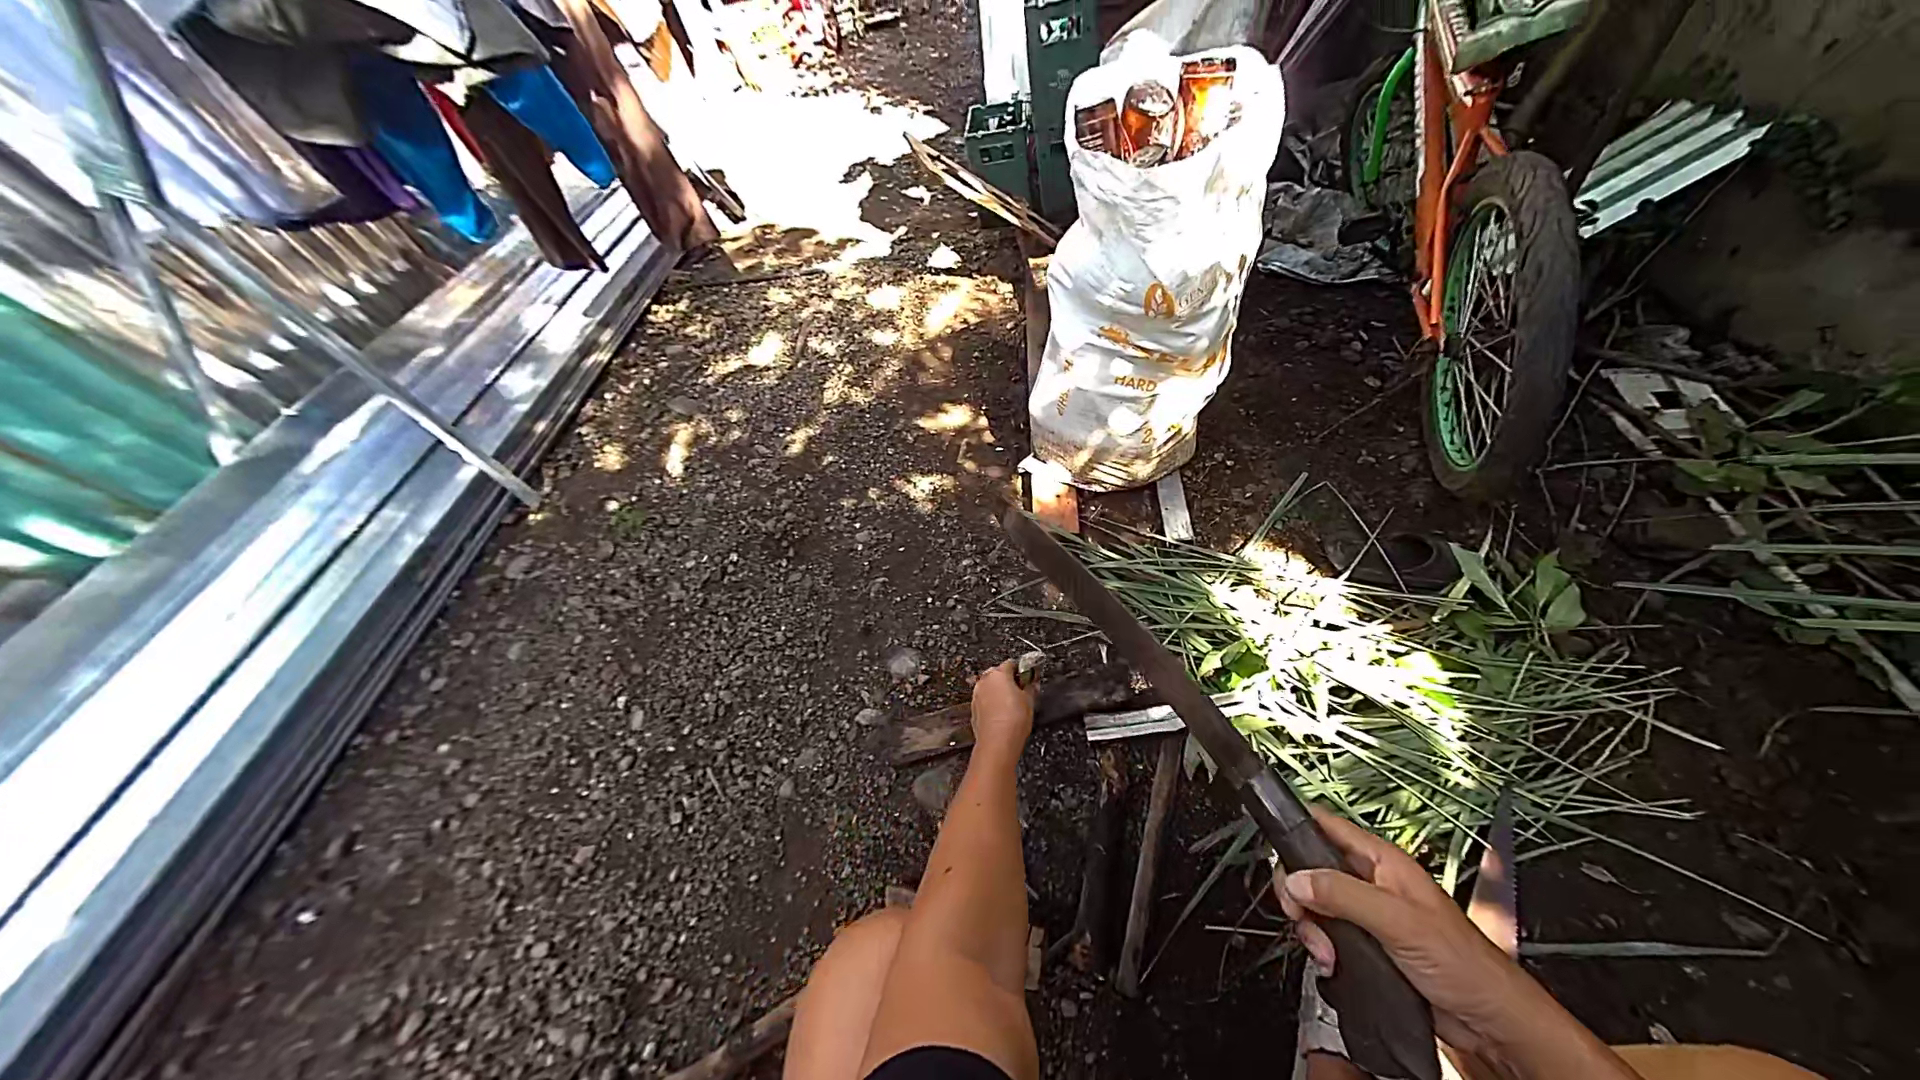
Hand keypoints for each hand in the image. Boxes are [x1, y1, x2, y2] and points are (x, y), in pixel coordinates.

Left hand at [969, 661, 1033, 757]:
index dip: (1021, 670)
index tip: (1028, 677)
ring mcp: (977, 695)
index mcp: (998, 674)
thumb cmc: (1013, 720)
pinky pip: (985, 701)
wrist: (997, 742)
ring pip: (990, 688)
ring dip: (999, 692)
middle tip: (1021, 691)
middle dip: (1009, 680)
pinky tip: (1002, 714)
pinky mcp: (974, 709)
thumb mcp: (1030, 700)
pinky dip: (992, 704)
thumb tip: (1032, 683)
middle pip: (998, 674)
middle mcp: (984, 681)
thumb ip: (1031, 687)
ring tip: (1013, 705)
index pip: (1011, 663)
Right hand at [1274, 807, 1635, 1078]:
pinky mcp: (1361, 941)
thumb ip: (1343, 893)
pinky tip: (1332, 961)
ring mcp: (1364, 910)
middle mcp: (1368, 879)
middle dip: (1299, 893)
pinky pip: (1321, 931)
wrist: (1489, 1023)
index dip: (1295, 828)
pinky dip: (1318, 945)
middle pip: (1307, 867)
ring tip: (1326, 950)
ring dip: (1309, 926)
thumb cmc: (1466, 966)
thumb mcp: (1398, 920)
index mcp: (1379, 859)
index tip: (1275, 846)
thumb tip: (1298, 880)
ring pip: (1311, 901)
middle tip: (1304, 916)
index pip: (1322, 824)